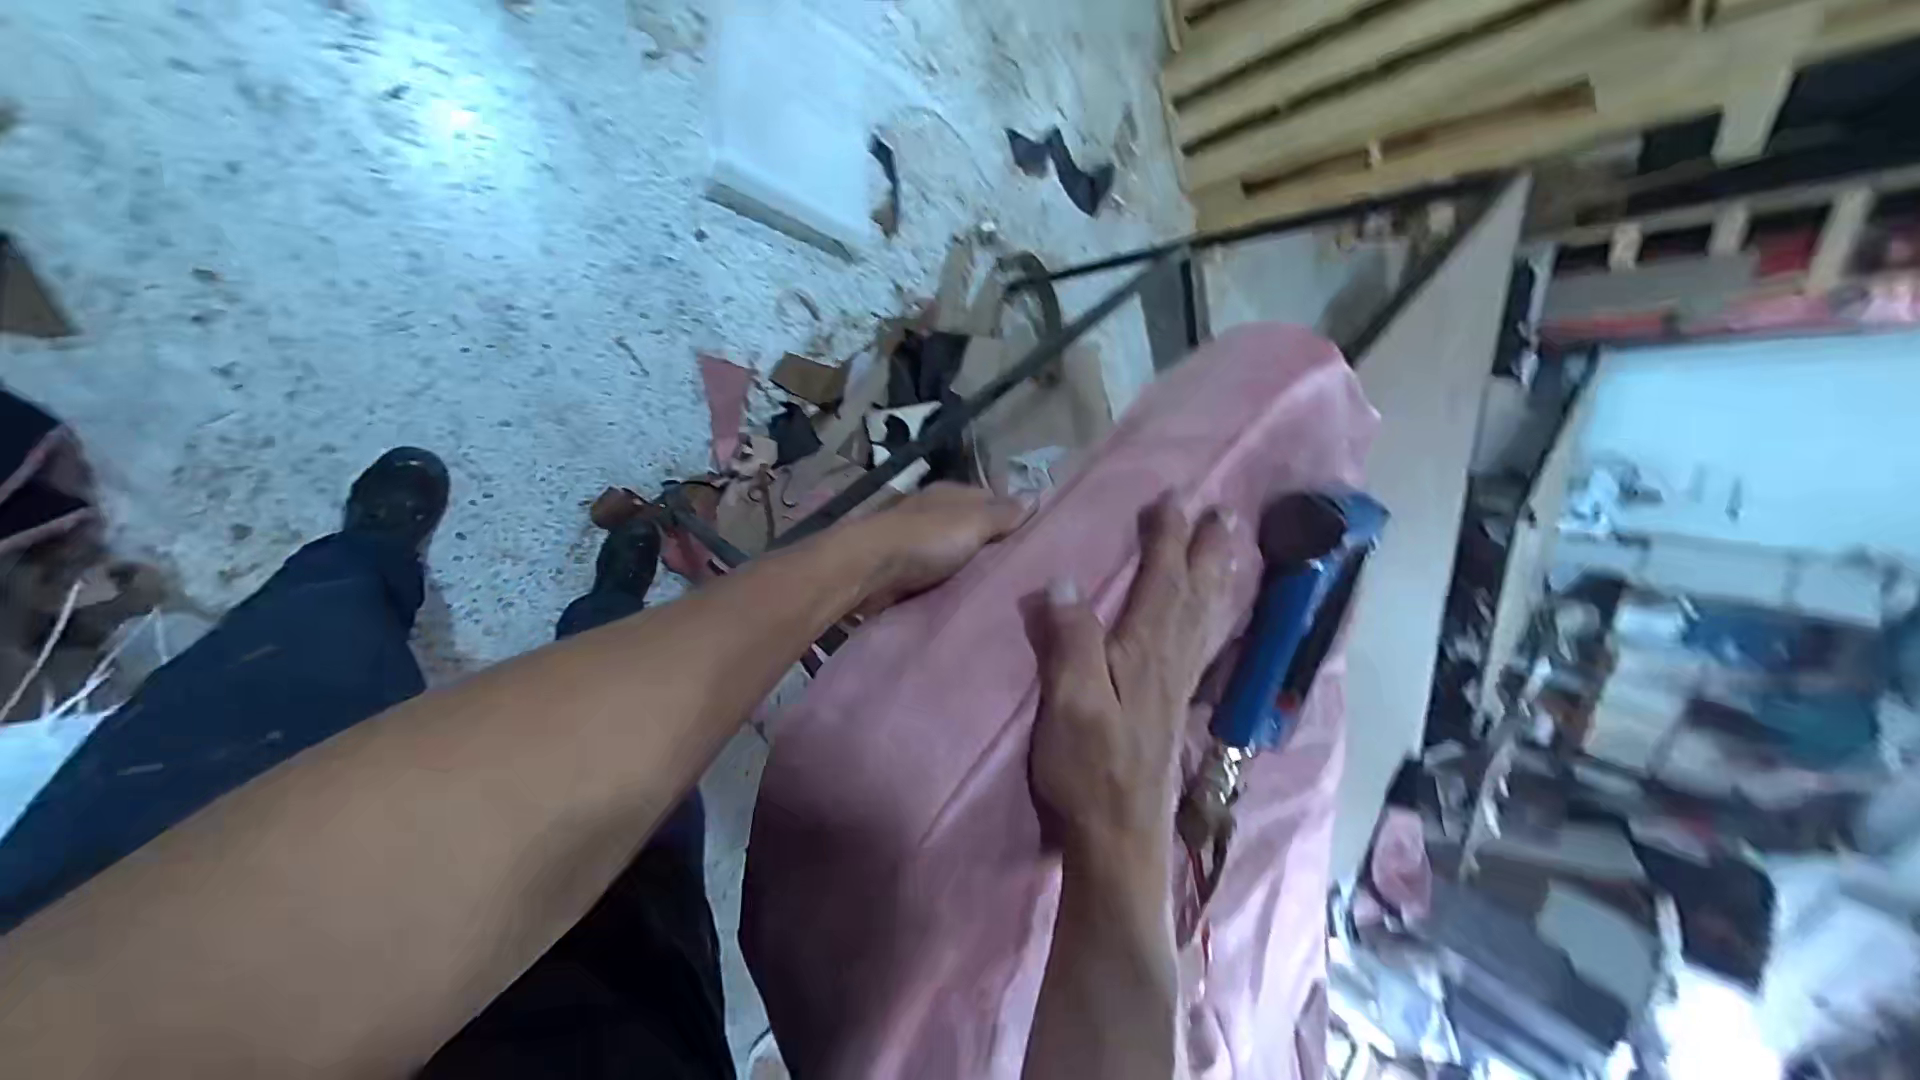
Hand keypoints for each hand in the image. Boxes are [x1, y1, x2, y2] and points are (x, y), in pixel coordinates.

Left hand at [848, 483, 1028, 611]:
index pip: (993, 500)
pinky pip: (938, 575)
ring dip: (972, 568)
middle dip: (994, 547)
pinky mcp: (905, 569)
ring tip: (1002, 591)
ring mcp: (917, 542)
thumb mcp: (972, 522)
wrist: (867, 569)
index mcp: (951, 494)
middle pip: (973, 528)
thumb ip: (1003, 513)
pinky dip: (951, 584)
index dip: (1015, 518)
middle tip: (1025, 573)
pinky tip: (968, 598)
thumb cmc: (925, 540)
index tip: (1036, 542)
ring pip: (956, 553)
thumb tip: (1036, 494)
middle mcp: (934, 513)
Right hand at [1030, 499, 1236, 870]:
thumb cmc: (1088, 765)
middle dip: (1209, 549)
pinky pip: (1204, 645)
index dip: (1167, 537)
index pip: (1161, 580)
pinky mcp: (1174, 703)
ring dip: (1218, 577)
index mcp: (1145, 649)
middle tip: (1225, 511)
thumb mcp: (1068, 701)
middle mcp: (1171, 658)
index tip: (1173, 498)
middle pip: (1196, 592)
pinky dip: (1214, 618)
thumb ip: (1070, 640)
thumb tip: (1065, 582)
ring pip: (1207, 616)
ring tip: (1231, 548)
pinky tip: (1214, 617)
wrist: (1120, 832)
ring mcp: (1178, 682)